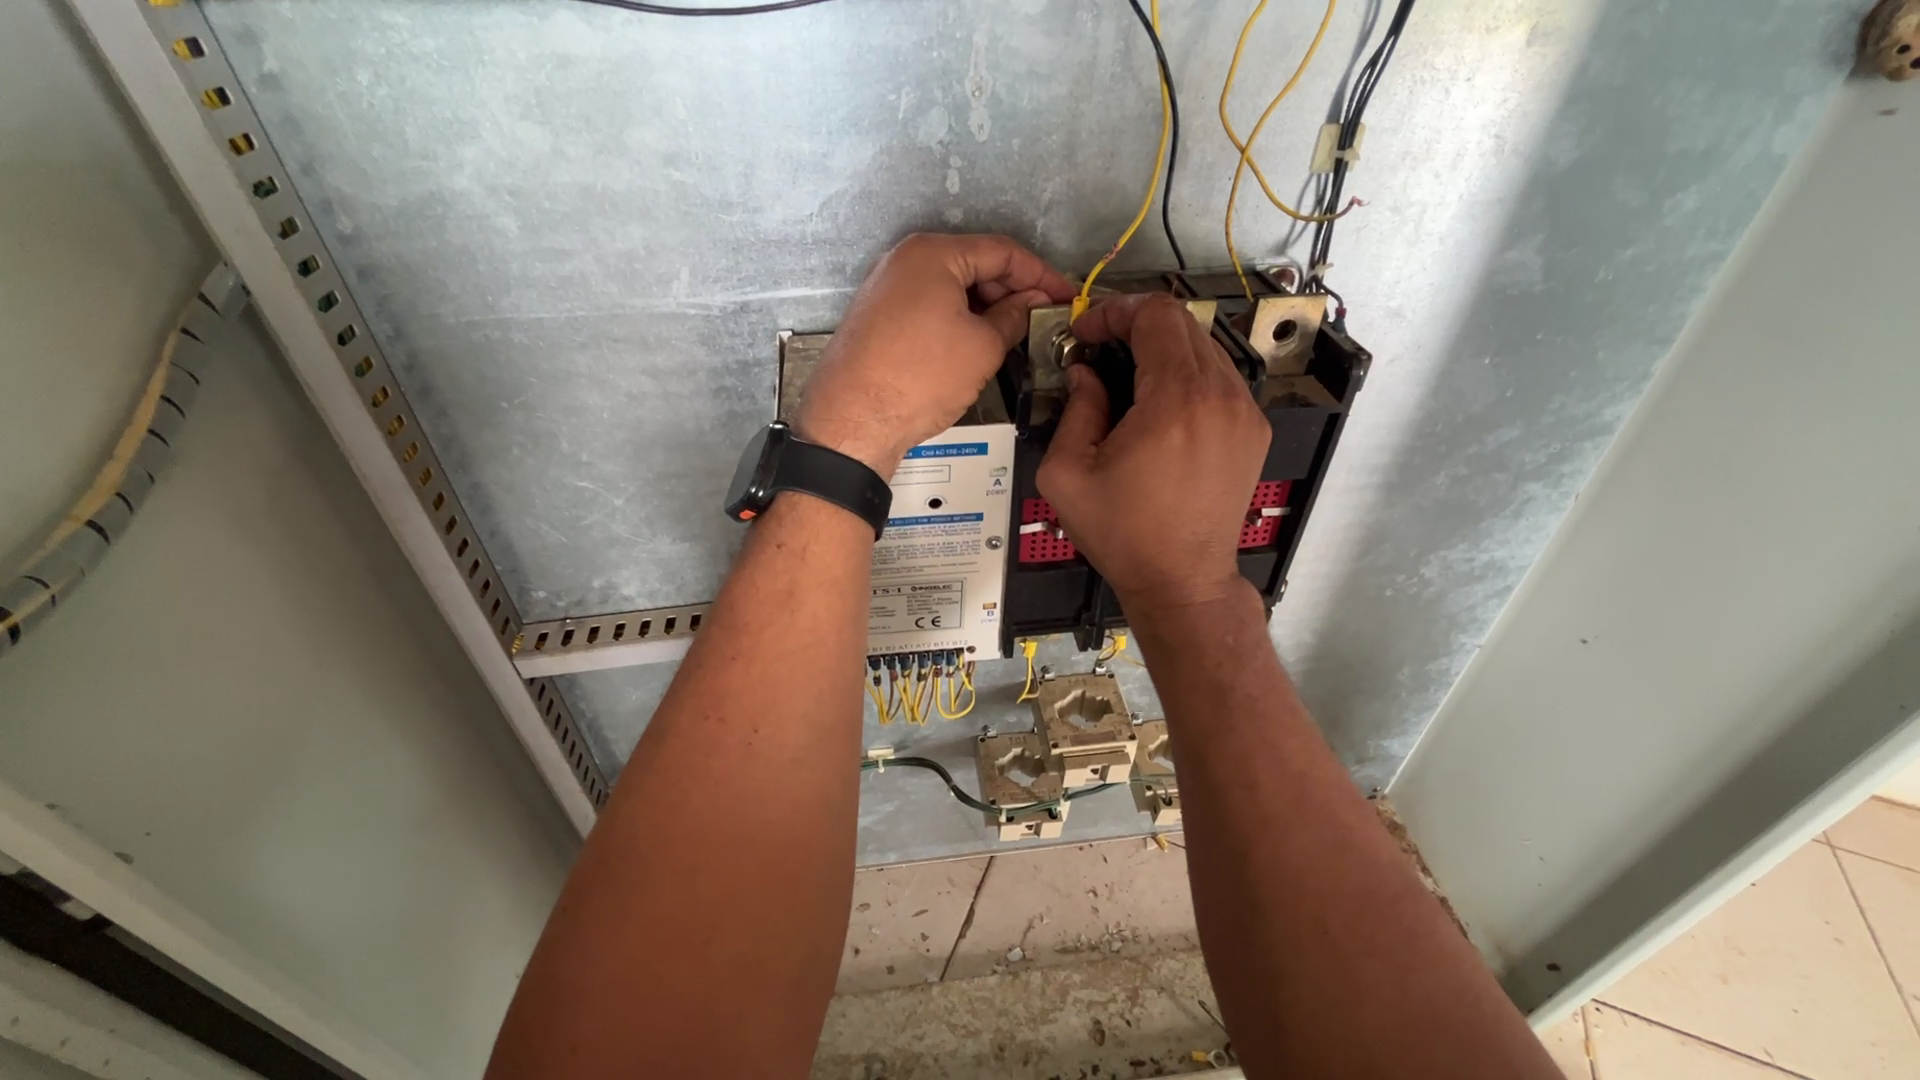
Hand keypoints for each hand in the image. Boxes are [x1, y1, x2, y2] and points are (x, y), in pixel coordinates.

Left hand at [794, 233, 1075, 477]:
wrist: (852, 421)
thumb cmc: (919, 378)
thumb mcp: (982, 347)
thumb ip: (1013, 317)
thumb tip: (1028, 303)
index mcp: (933, 254)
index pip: (1002, 251)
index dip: (1040, 274)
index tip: (1063, 296)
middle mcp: (904, 260)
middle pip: (973, 265)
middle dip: (1011, 290)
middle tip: (1040, 319)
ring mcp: (885, 287)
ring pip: (950, 287)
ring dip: (984, 307)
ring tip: (1013, 335)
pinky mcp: (876, 317)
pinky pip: (927, 306)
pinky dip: (956, 319)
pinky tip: (975, 344)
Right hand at [1037, 293, 1271, 613]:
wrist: (1182, 580)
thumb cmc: (1122, 533)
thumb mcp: (1067, 474)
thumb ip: (1075, 409)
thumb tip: (1086, 375)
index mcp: (1176, 400)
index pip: (1155, 315)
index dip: (1114, 312)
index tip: (1085, 335)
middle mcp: (1221, 395)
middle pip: (1182, 323)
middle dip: (1135, 325)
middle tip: (1100, 351)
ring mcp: (1245, 411)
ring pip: (1204, 347)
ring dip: (1163, 350)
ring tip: (1128, 379)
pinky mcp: (1253, 430)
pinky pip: (1220, 378)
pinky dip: (1187, 375)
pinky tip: (1161, 407)